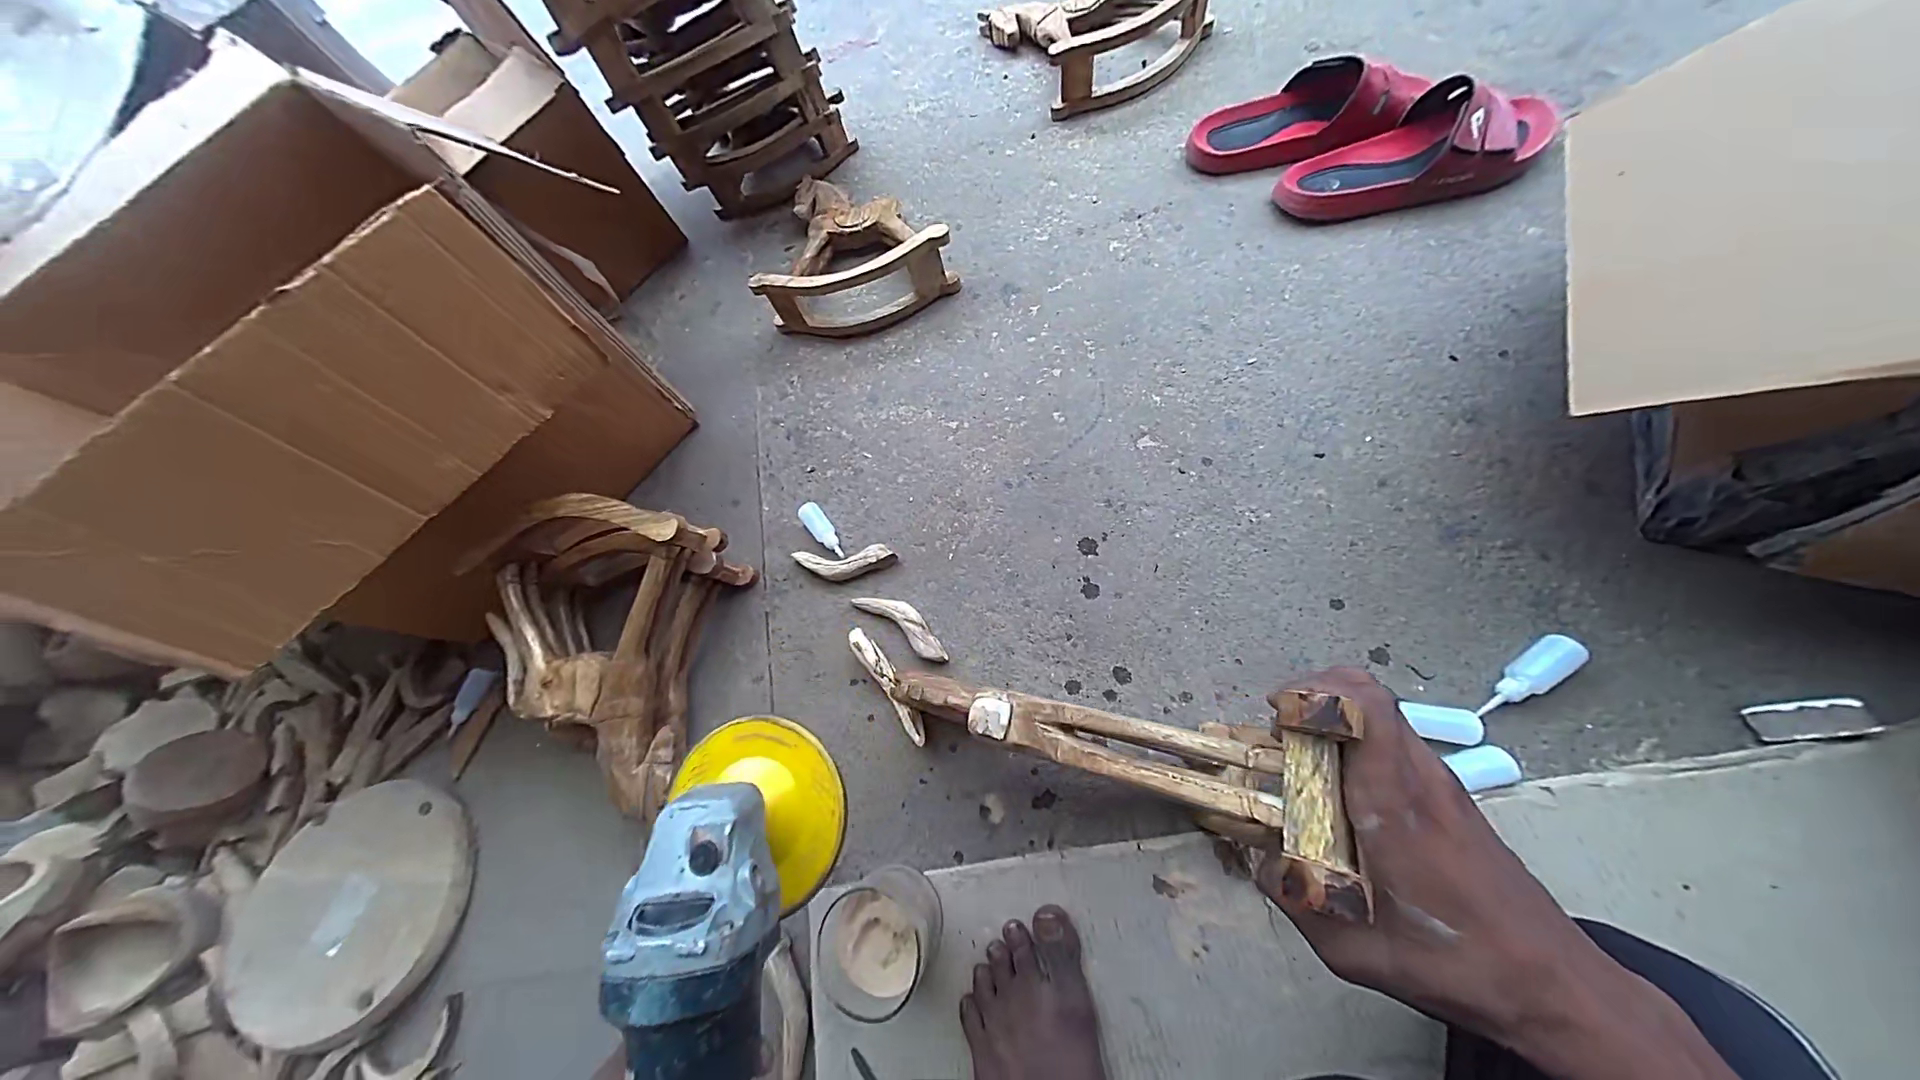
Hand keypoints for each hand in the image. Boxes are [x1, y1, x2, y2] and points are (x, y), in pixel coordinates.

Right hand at [1256, 668, 1736, 1079]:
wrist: (1558, 985)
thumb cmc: (1457, 964)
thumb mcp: (1353, 950)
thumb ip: (1294, 897)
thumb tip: (1258, 859)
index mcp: (1395, 803)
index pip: (1364, 708)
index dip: (1312, 692)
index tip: (1279, 716)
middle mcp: (1419, 775)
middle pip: (1366, 690)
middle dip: (1309, 696)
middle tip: (1280, 735)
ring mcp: (1438, 777)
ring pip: (1378, 707)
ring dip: (1330, 713)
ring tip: (1300, 755)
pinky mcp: (1446, 788)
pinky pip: (1390, 733)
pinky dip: (1352, 735)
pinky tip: (1338, 783)